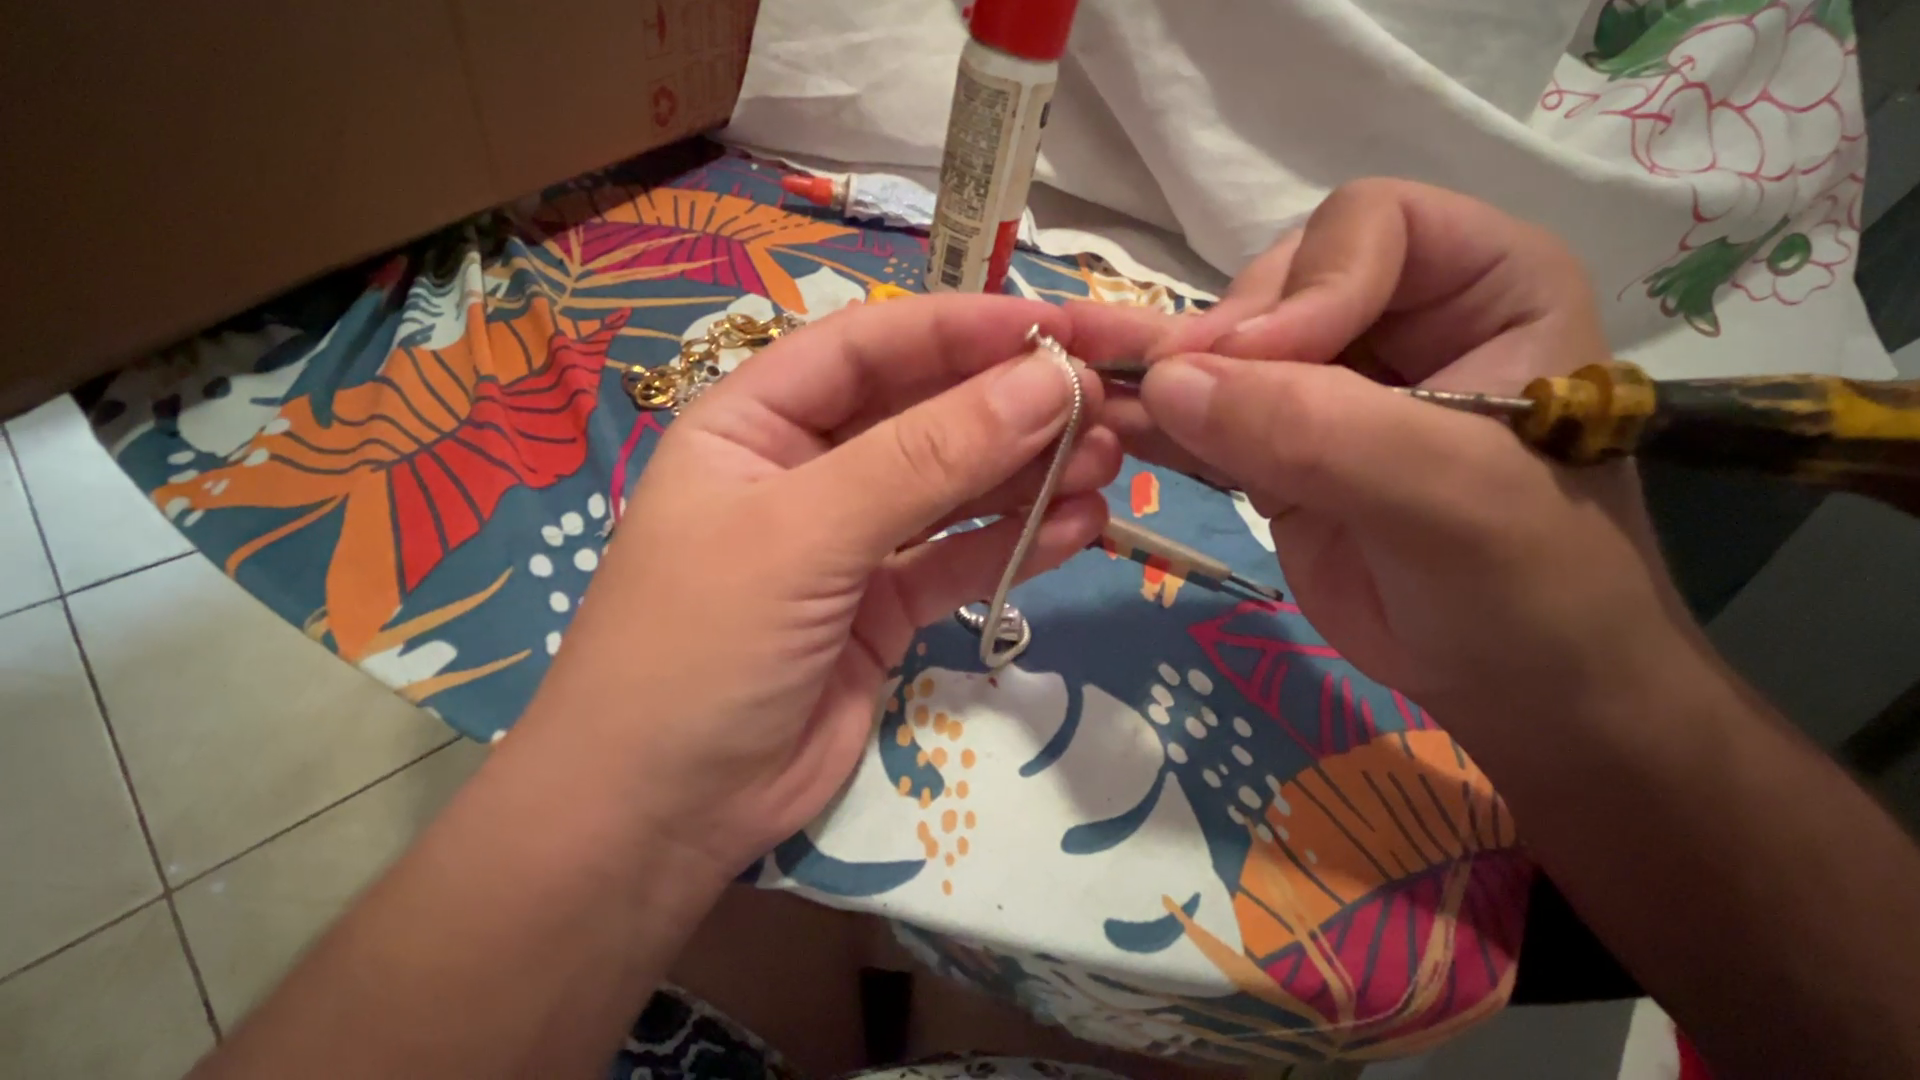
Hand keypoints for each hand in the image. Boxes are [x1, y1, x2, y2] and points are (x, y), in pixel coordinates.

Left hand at [519, 296, 1119, 876]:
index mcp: (755, 422)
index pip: (871, 346)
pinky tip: (1081, 528)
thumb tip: (1048, 381)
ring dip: (1028, 473)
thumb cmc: (704, 645)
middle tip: (1103, 401)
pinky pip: (961, 563)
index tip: (1058, 325)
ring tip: (1108, 461)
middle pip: (923, 414)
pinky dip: (1017, 544)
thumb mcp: (806, 535)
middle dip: (1011, 405)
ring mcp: (849, 545)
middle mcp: (806, 472)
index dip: (963, 328)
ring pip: (953, 490)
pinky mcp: (884, 611)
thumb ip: (928, 458)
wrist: (662, 813)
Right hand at [1119, 180, 1700, 729]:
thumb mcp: (1440, 495)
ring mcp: (1332, 384)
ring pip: (1228, 346)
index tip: (1255, 367)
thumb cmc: (1523, 584)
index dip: (1304, 287)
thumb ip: (1312, 429)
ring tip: (1104, 401)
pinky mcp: (1279, 445)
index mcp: (1485, 283)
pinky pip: (1206, 414)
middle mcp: (1401, 317)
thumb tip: (1164, 381)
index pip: (1367, 226)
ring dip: (1168, 375)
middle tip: (1174, 401)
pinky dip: (1159, 423)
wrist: (1509, 686)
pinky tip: (1112, 427)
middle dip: (1226, 341)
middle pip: (1279, 281)